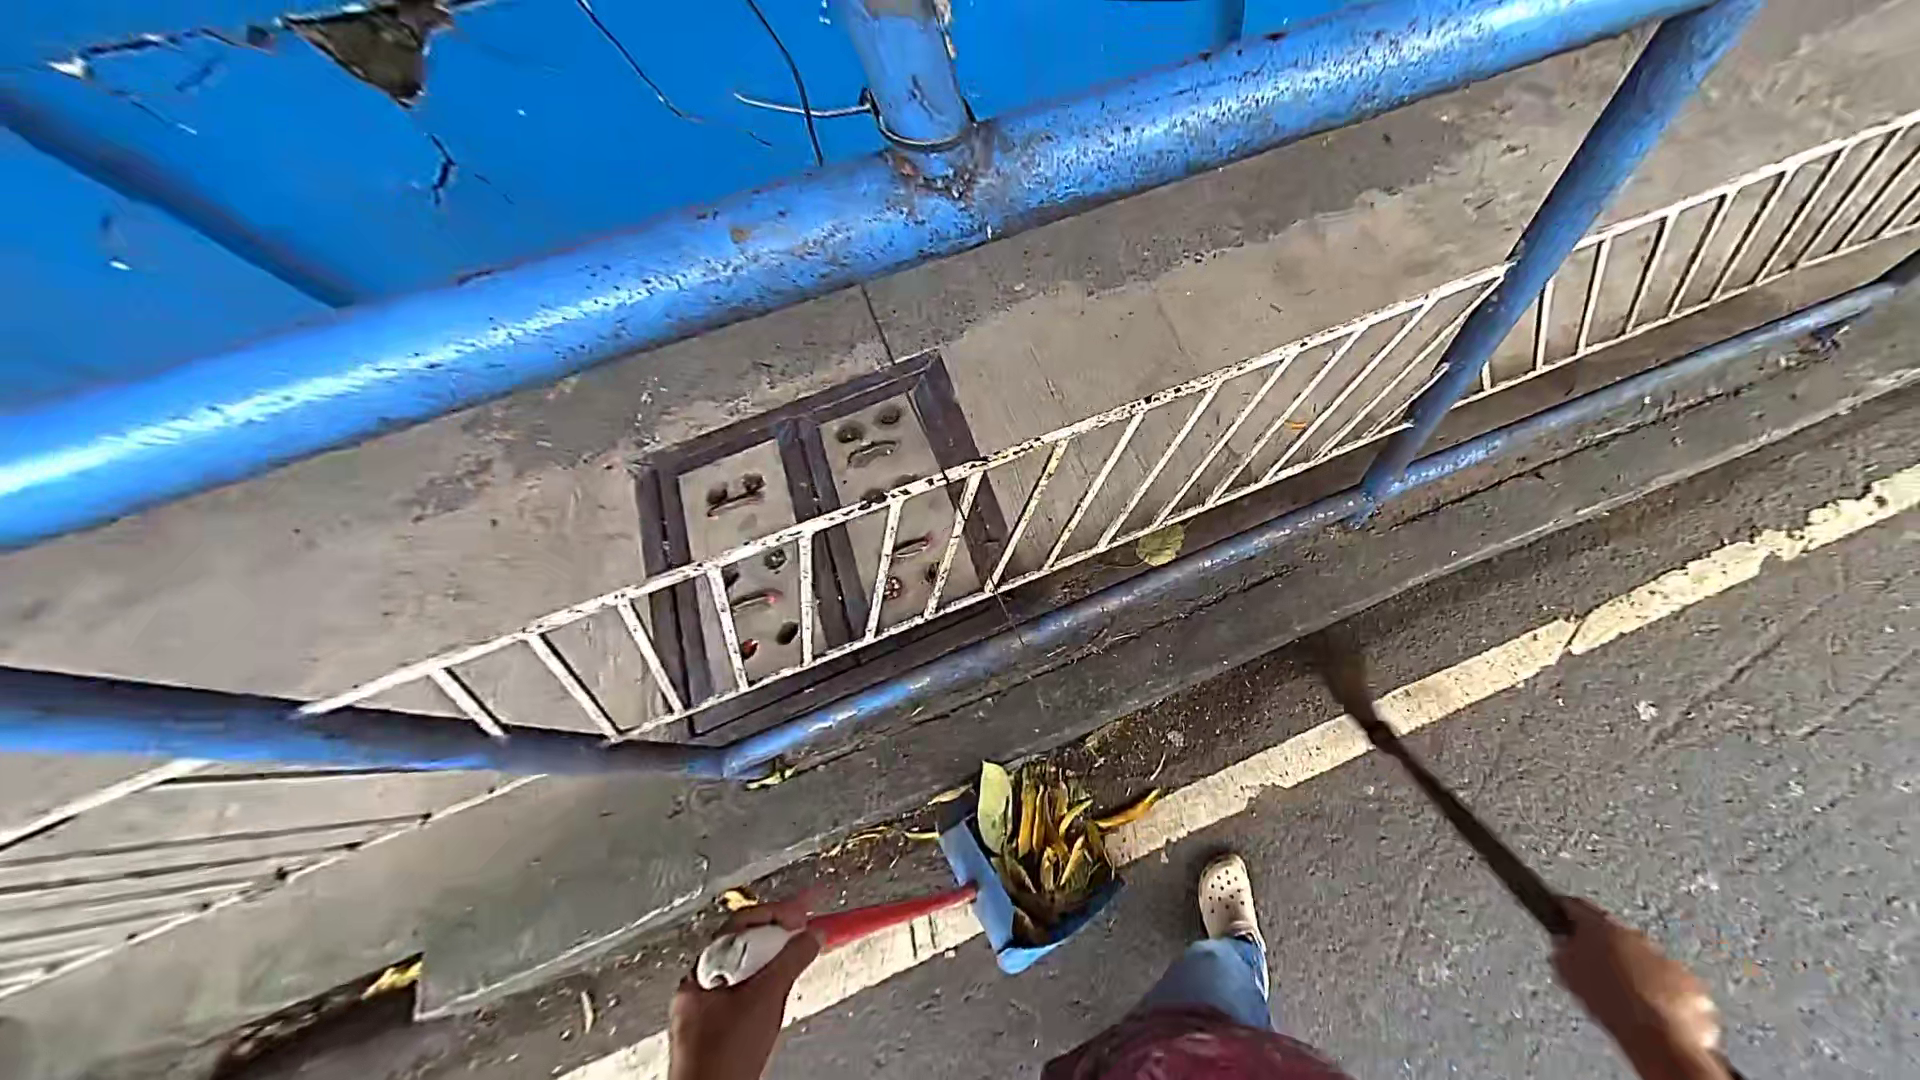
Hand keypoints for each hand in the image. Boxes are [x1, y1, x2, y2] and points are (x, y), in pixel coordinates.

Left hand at [669, 898, 820, 1079]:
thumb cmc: (724, 1060)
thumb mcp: (768, 996)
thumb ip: (792, 958)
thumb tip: (811, 936)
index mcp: (700, 971)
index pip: (741, 923)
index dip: (775, 915)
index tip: (800, 915)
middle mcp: (696, 987)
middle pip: (741, 944)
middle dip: (774, 937)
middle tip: (800, 934)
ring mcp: (702, 1011)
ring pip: (741, 970)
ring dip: (769, 961)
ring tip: (792, 962)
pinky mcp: (711, 1032)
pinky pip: (739, 994)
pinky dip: (761, 985)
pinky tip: (775, 995)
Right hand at [1552, 897, 1726, 1079]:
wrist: (1657, 1037)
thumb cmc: (1607, 1001)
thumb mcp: (1565, 970)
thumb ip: (1563, 949)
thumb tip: (1565, 944)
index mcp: (1600, 926)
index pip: (1577, 906)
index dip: (1565, 907)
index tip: (1559, 908)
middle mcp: (1636, 936)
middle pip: (1616, 934)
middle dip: (1607, 946)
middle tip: (1595, 966)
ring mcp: (1670, 962)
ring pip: (1648, 960)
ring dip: (1638, 970)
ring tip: (1627, 995)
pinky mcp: (1695, 988)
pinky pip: (1676, 984)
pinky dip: (1666, 993)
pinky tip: (1654, 1009)